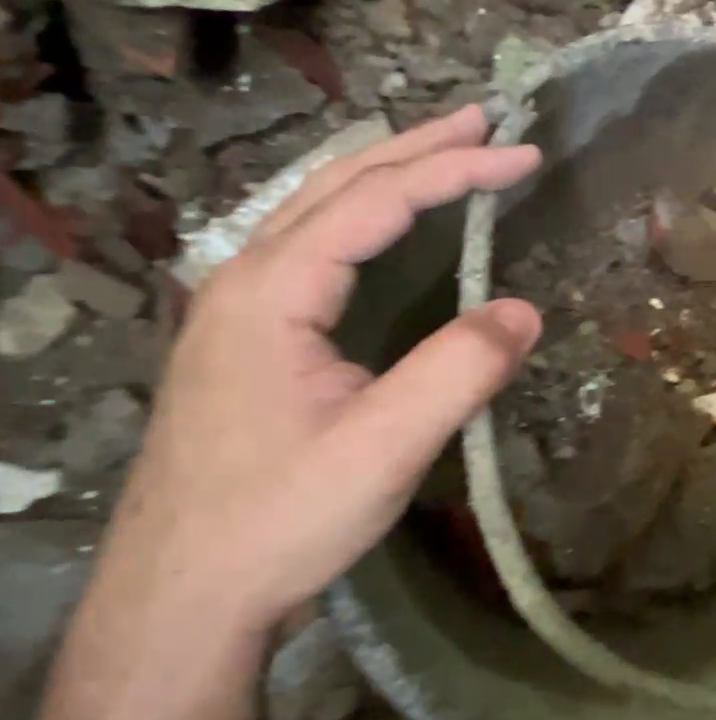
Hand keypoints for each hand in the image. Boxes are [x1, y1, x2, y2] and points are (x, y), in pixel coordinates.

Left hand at [100, 106, 542, 633]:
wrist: (184, 599)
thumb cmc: (282, 516)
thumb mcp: (387, 444)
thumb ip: (460, 368)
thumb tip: (527, 308)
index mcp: (270, 294)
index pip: (373, 203)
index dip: (454, 171)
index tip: (525, 155)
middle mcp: (244, 286)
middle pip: (335, 188)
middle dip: (417, 147)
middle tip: (488, 120)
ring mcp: (241, 316)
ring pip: (317, 215)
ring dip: (389, 175)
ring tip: (449, 152)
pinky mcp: (253, 346)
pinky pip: (317, 252)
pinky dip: (368, 218)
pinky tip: (389, 229)